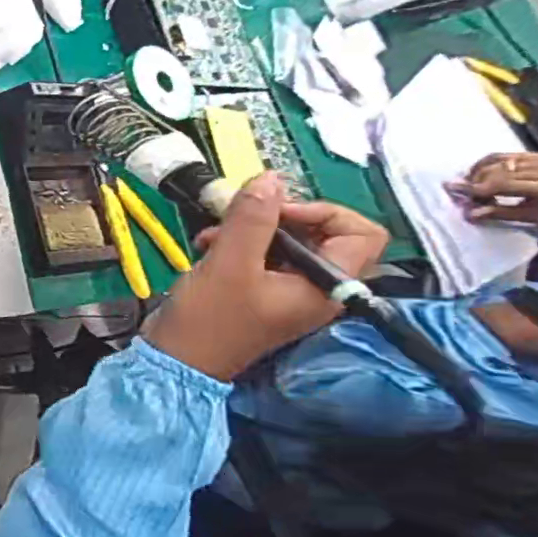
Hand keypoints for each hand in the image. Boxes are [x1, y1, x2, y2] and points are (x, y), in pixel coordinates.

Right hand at [143, 172, 388, 379]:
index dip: (320, 211)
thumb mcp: (228, 263)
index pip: (359, 232)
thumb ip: (252, 219)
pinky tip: (209, 247)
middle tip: (237, 218)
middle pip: (322, 235)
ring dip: (251, 231)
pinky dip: (240, 246)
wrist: (178, 357)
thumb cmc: (210, 317)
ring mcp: (290, 293)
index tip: (273, 209)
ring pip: (289, 244)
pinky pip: (266, 258)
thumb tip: (270, 179)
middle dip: (277, 219)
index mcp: (327, 285)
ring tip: (213, 235)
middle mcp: (318, 288)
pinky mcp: (263, 293)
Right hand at [448, 152, 537, 243]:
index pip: (504, 184)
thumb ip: (500, 213)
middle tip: (466, 195)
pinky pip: (505, 156)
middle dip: (475, 182)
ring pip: (498, 161)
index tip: (450, 189)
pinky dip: (488, 164)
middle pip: (498, 171)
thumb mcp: (537, 218)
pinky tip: (483, 174)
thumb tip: (468, 212)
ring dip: (479, 173)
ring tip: (474, 186)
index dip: (474, 187)